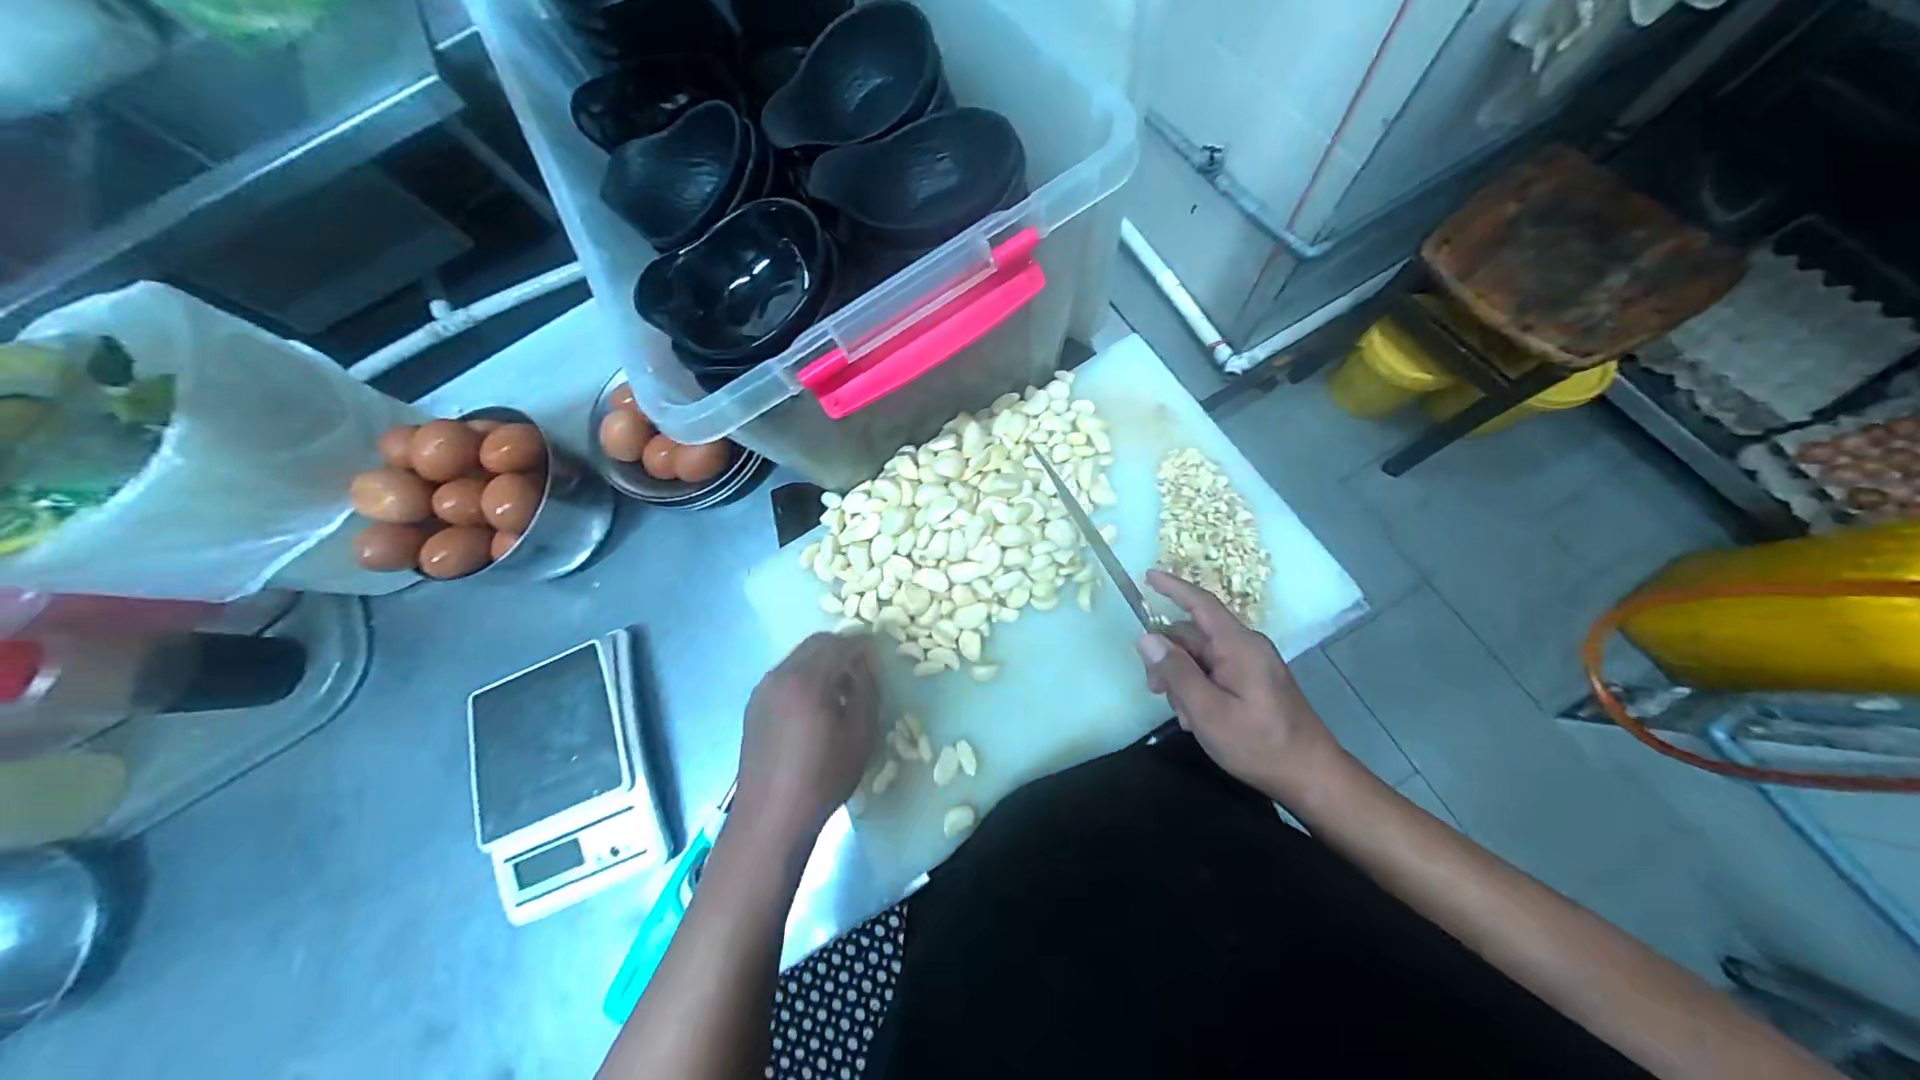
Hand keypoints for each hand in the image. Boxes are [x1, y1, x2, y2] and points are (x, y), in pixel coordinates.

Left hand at [735, 633, 878, 835]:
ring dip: (822, 663)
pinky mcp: (754, 707)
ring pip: (798, 658)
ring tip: (841, 690)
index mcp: (806, 680)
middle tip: (862, 670)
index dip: (863, 645)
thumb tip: (865, 666)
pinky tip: (816, 706)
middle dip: (841, 649)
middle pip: (815, 644)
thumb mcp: (860, 734)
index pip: (839, 644)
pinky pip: (785, 677)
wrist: (771, 817)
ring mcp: (762, 691)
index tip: (879, 655)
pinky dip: (805, 677)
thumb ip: (866, 690)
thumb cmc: (823, 778)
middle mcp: (779, 676)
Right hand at [1135, 570, 1350, 805]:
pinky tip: (1196, 717)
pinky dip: (1198, 687)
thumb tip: (1146, 637)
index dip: (1173, 588)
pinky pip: (1215, 671)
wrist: (1311, 776)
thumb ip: (1177, 672)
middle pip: (1194, 635)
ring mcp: (1252, 664)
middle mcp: (1246, 647)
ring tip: (1183, 715)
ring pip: (1200, 656)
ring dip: (1182, 679)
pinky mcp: (1254, 681)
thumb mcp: (1208, 712)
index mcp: (1239, 646)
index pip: (1202, 605)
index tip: (1147, 575)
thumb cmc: (1259, 744)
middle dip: (1167, 657)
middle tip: (1153, 691)